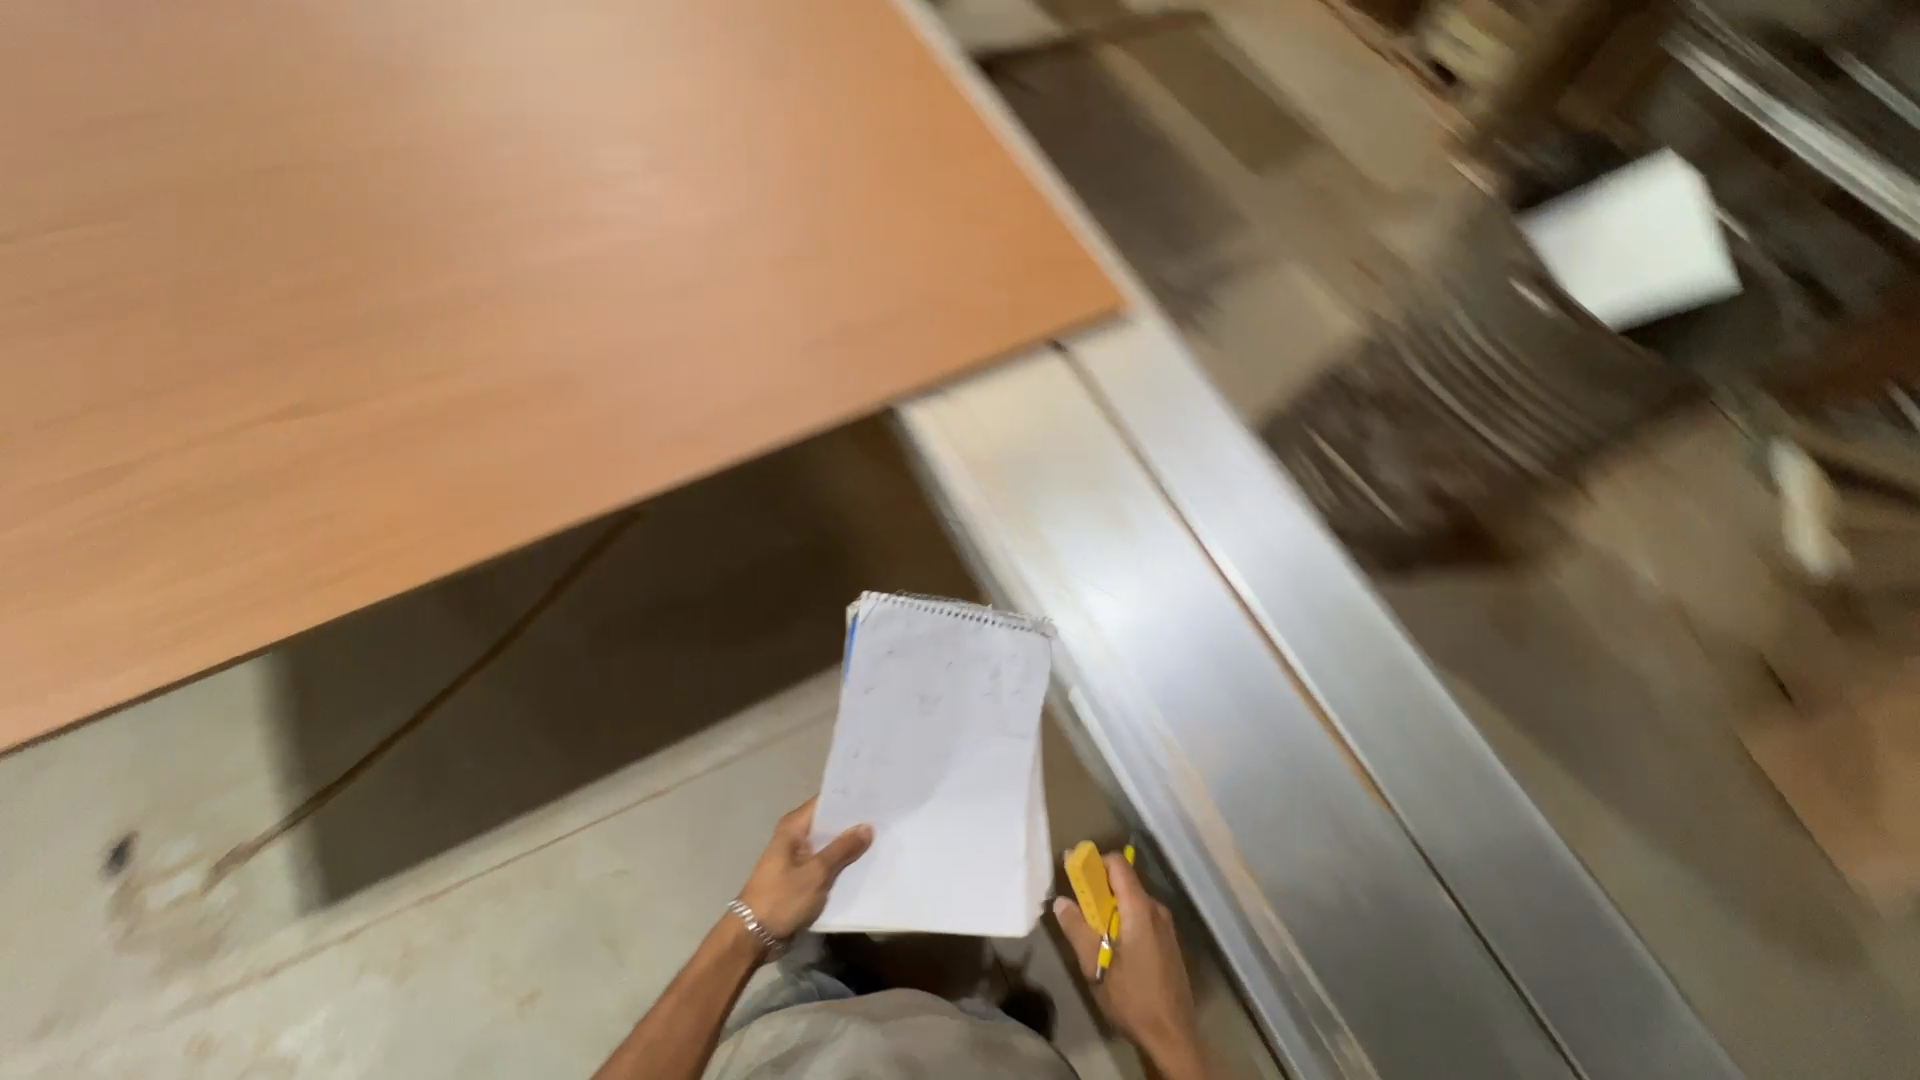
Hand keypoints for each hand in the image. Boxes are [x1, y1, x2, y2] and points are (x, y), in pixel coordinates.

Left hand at [736, 798, 872, 940]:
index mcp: (793, 827)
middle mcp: (796, 837)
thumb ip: (842, 849)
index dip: (849, 799)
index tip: (876, 797)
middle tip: (886, 820)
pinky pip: (827, 865)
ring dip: (850, 846)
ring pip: (830, 846)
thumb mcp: (816, 873)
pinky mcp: (802, 878)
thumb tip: (867, 827)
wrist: (754, 937)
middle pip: (829, 824)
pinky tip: (866, 865)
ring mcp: (799, 859)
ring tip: (883, 839)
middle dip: (854, 823)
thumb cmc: (782, 898)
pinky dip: (842, 865)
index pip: (825, 802)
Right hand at [1053, 854, 1205, 1079]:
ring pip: (1132, 902)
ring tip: (1091, 932)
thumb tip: (1061, 901)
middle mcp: (1157, 910)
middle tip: (1077, 908)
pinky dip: (1124, 921)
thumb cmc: (1132, 998)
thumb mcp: (1095, 965)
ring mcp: (1166, 927)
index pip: (1117, 864)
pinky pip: (1142, 918)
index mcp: (1140, 909)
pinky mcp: (1168, 943)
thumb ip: (1077, 928)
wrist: (1173, 1036)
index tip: (1074, 874)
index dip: (1094, 862)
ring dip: (1110, 908)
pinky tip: (1113, 949)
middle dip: (1098, 889)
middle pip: (1124, 883)